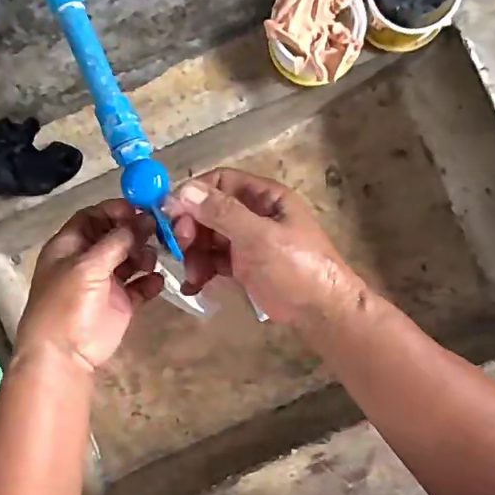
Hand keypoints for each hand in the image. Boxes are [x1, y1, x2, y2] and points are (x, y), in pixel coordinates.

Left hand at [16, 200, 164, 372]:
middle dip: (136, 232)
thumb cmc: (67, 304)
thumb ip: (117, 241)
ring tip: (152, 261)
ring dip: (145, 255)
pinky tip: (158, 282)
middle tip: (159, 232)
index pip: (94, 216)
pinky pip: (141, 286)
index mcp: (70, 246)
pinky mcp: (121, 303)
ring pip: (131, 259)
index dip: (116, 210)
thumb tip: (144, 219)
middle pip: (116, 236)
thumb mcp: (88, 266)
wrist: (63, 354)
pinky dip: (151, 282)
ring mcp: (105, 282)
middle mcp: (88, 260)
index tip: (143, 209)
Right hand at [163, 168, 366, 327]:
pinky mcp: (244, 266)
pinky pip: (214, 260)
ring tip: (193, 275)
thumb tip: (183, 190)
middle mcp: (254, 214)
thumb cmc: (297, 268)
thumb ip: (222, 213)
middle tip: (180, 248)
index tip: (172, 214)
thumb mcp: (259, 237)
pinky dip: (201, 270)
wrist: (322, 312)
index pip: (220, 182)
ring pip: (208, 237)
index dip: (194, 194)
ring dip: (193, 253)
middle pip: (209, 210)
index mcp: (264, 197)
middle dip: (191, 229)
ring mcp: (248, 241)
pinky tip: (193, 285)